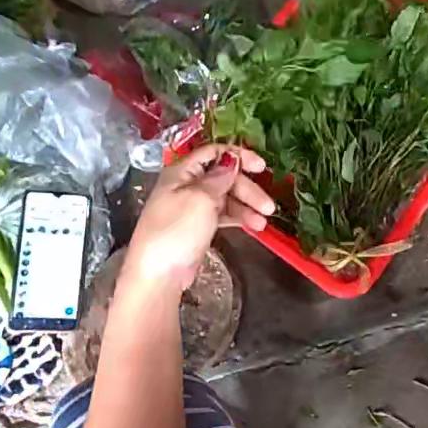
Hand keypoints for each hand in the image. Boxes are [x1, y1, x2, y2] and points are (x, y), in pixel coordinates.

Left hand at [119, 143, 273, 295]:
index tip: (261, 167)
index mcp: (182, 173)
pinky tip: (255, 227)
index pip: (213, 153)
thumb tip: (231, 160)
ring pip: (227, 198)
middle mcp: (187, 186)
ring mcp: (194, 207)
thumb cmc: (176, 231)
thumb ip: (219, 177)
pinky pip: (224, 215)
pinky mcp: (199, 226)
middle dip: (248, 189)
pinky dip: (239, 218)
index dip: (238, 156)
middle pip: (224, 178)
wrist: (159, 274)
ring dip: (247, 206)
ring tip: (263, 221)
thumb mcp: (200, 198)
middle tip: (268, 206)